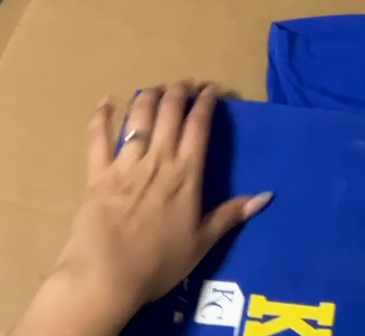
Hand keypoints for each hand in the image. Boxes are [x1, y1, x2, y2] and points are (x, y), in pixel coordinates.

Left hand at [13, 82, 270, 335]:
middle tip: (183, 84)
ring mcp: (126, 164)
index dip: (205, 102)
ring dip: (148, 96)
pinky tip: (106, 101)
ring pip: (139, 117)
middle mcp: (158, 159)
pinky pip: (98, 139)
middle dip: (178, 91)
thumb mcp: (202, 243)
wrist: (106, 280)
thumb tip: (267, 195)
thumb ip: (231, 215)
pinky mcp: (97, 174)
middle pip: (170, 112)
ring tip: (155, 88)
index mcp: (186, 173)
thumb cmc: (158, 264)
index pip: (199, 125)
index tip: (210, 90)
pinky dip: (101, 117)